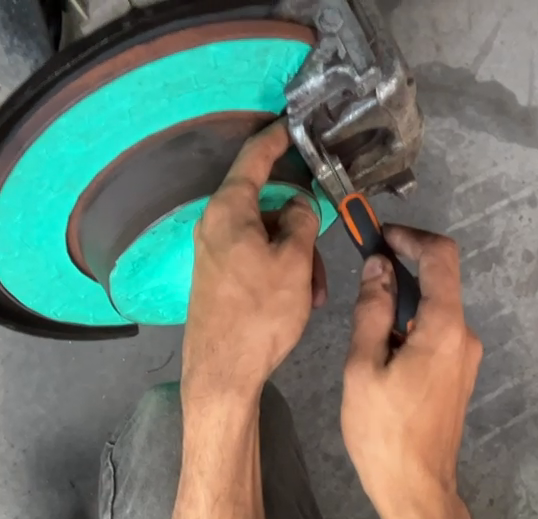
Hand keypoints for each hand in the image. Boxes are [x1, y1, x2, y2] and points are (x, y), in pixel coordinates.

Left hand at [181, 122, 326, 406]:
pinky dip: (280, 274)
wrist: (223, 372)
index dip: (278, 139)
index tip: (296, 126)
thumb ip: (303, 221)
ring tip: (315, 295)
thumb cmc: (260, 314)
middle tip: (324, 257)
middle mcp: (214, 226)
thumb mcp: (295, 263)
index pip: (254, 157)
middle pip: (268, 207)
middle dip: (302, 228)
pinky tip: (298, 302)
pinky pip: (255, 262)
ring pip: (266, 240)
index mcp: (228, 210)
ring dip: (296, 260)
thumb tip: (302, 203)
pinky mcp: (217, 281)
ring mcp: (213, 255)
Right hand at [340, 226, 483, 518]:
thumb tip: (378, 268)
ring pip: (434, 314)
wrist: (416, 490)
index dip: (410, 237)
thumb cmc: (383, 432)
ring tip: (363, 330)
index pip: (440, 257)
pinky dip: (410, 330)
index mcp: (445, 328)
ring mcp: (466, 360)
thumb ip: (371, 311)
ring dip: (401, 307)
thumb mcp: (363, 367)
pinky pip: (435, 338)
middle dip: (399, 272)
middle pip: (437, 284)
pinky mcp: (459, 379)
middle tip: (360, 278)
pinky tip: (381, 356)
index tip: (378, 236)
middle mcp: (465, 336)